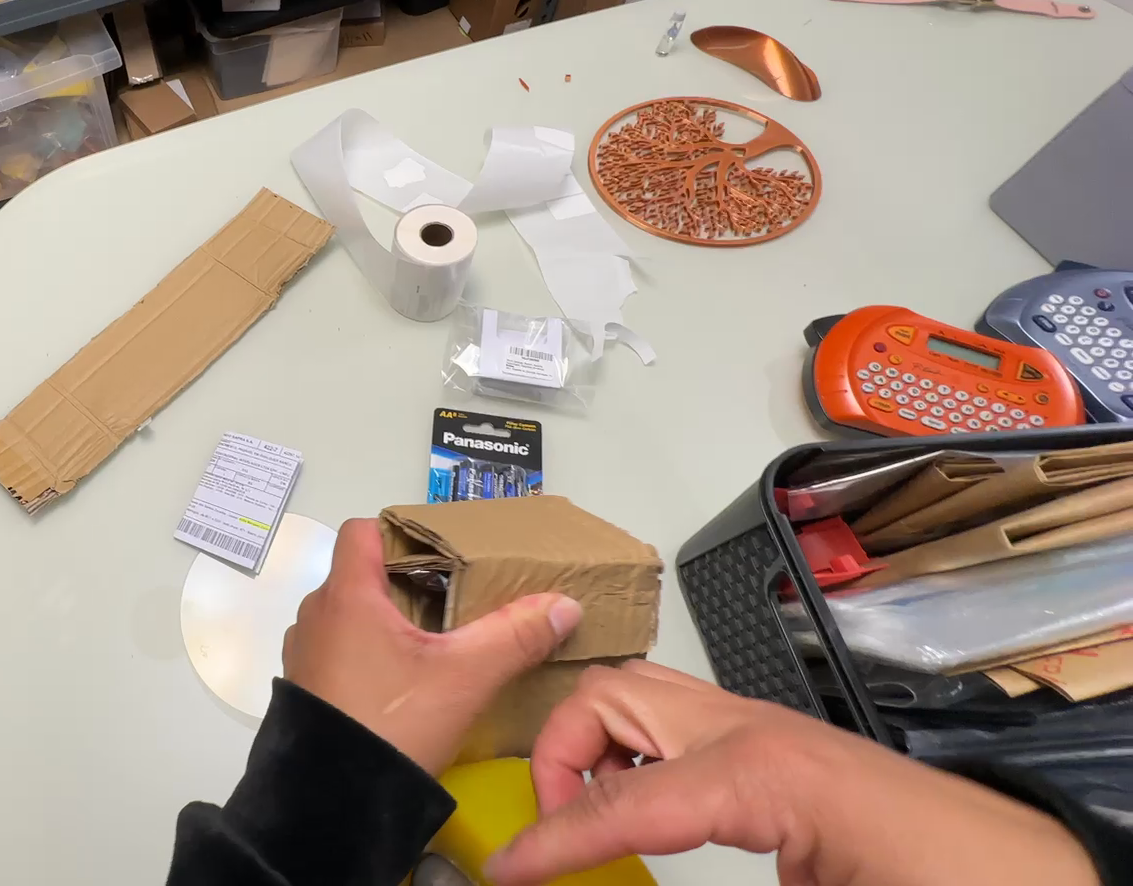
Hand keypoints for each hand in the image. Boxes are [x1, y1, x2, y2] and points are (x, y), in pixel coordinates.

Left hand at [281, 517, 582, 774]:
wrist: (334, 799)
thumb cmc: (392, 722)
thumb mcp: (463, 678)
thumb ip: (513, 635)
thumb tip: (562, 602)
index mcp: (346, 593)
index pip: (361, 531)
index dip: (396, 533)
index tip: (435, 555)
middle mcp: (317, 611)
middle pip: (358, 572)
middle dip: (402, 579)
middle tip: (448, 600)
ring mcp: (304, 647)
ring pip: (346, 611)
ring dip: (382, 616)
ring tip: (428, 639)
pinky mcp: (302, 681)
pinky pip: (334, 644)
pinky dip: (363, 647)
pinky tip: (398, 677)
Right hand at [488, 660, 1099, 885]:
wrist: (1047, 882)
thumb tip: (624, 877)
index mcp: (758, 775)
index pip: (619, 803)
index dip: (552, 840)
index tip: (507, 870)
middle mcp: (744, 726)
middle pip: (605, 699)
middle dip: (558, 756)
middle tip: (558, 826)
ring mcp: (756, 721)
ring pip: (631, 688)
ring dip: (589, 738)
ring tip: (589, 805)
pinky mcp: (766, 734)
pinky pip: (667, 711)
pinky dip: (629, 742)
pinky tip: (643, 796)